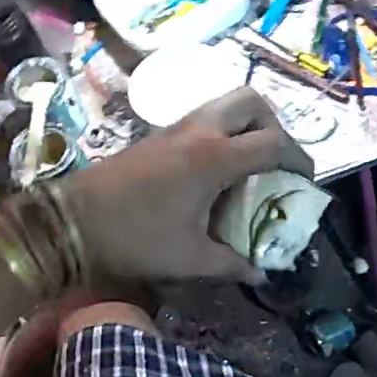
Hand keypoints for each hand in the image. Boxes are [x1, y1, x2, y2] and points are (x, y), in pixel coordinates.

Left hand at [60, 88, 312, 283]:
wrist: (71, 223)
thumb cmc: (134, 240)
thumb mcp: (189, 260)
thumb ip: (231, 265)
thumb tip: (260, 274)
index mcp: (214, 157)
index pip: (274, 144)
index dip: (299, 161)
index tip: (305, 184)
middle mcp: (197, 131)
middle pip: (251, 102)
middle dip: (274, 125)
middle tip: (275, 161)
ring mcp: (172, 130)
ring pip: (222, 105)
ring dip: (244, 125)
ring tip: (247, 165)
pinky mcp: (153, 137)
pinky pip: (198, 120)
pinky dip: (218, 133)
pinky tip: (212, 171)